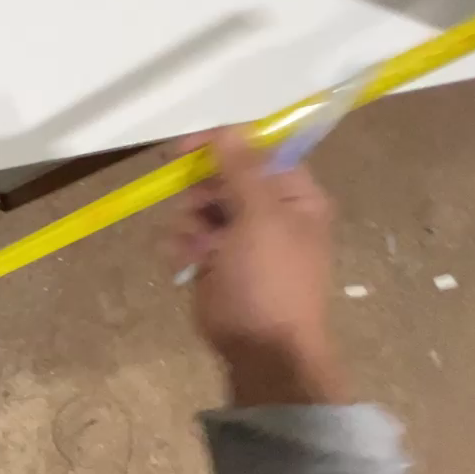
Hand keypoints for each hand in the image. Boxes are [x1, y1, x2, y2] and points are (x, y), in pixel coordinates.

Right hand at [170, 129, 349, 406]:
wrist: (259, 344)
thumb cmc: (270, 280)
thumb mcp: (259, 219)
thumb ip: (242, 172)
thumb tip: (229, 128)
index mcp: (294, 198)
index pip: (257, 153)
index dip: (222, 147)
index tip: (184, 150)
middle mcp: (268, 212)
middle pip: (220, 178)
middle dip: (200, 194)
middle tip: (197, 211)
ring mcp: (239, 236)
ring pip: (197, 206)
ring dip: (187, 223)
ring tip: (196, 247)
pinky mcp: (213, 258)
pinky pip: (186, 235)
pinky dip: (180, 245)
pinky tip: (186, 261)